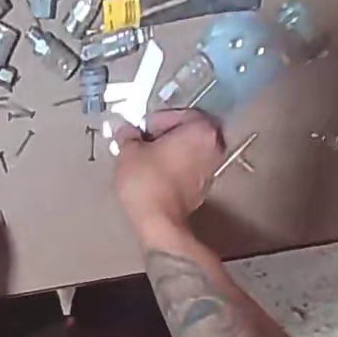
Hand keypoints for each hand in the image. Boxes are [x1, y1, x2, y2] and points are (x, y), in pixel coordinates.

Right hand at [108, 110, 225, 238]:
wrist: (159, 222)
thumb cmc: (146, 180)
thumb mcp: (130, 153)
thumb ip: (128, 135)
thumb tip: (123, 128)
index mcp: (201, 129)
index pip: (178, 114)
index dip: (154, 121)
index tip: (138, 131)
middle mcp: (214, 145)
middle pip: (187, 132)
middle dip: (165, 136)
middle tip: (142, 143)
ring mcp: (212, 169)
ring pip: (189, 151)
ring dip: (170, 152)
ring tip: (147, 160)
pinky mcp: (203, 189)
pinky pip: (188, 169)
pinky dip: (174, 168)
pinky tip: (155, 176)